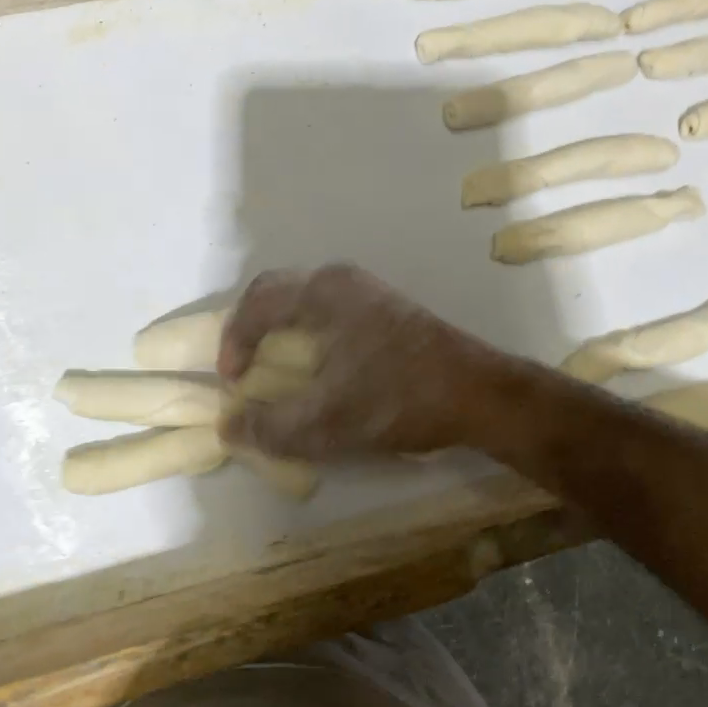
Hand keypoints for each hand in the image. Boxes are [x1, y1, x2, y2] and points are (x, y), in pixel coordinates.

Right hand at [216, 264, 521, 460]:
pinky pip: (324, 307)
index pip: (255, 304)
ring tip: (270, 366)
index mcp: (320, 293)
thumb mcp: (326, 423)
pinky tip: (313, 363)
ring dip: (276, 328)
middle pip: (274, 292)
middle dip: (248, 328)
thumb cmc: (397, 400)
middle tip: (241, 367)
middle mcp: (338, 280)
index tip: (231, 384)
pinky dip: (303, 330)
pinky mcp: (384, 307)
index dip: (232, 343)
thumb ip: (269, 426)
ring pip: (300, 298)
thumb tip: (227, 427)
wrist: (479, 395)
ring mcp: (365, 290)